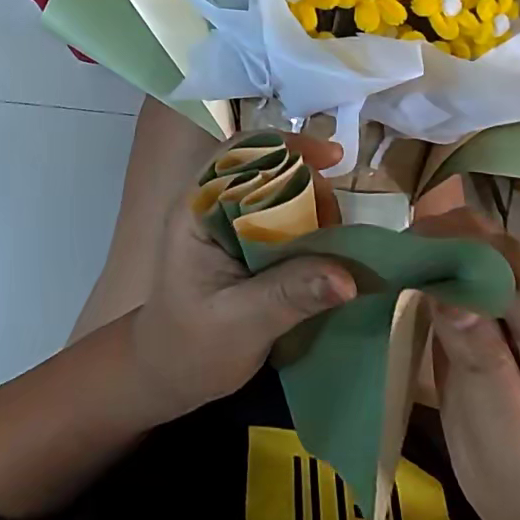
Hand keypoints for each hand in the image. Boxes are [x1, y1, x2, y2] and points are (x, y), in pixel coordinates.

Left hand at [128, 133, 357, 419]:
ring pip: (281, 191)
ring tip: (337, 243)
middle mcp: (213, 204)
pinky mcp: (246, 240)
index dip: (285, 147)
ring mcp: (230, 221)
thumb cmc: (191, 347)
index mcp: (197, 210)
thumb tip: (349, 276)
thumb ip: (290, 296)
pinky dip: (311, 226)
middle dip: (309, 185)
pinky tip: (330, 249)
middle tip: (337, 224)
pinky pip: (285, 217)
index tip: (333, 159)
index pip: (238, 154)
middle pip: (268, 168)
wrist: (170, 372)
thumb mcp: (241, 324)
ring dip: (314, 207)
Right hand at [421, 209, 519, 519]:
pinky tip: (408, 282)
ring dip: (441, 254)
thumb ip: (484, 365)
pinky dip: (440, 276)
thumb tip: (448, 291)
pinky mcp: (507, 331)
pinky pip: (476, 287)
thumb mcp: (509, 444)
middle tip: (388, 257)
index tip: (407, 247)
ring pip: (489, 263)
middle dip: (449, 244)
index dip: (467, 249)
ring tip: (391, 264)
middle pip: (507, 258)